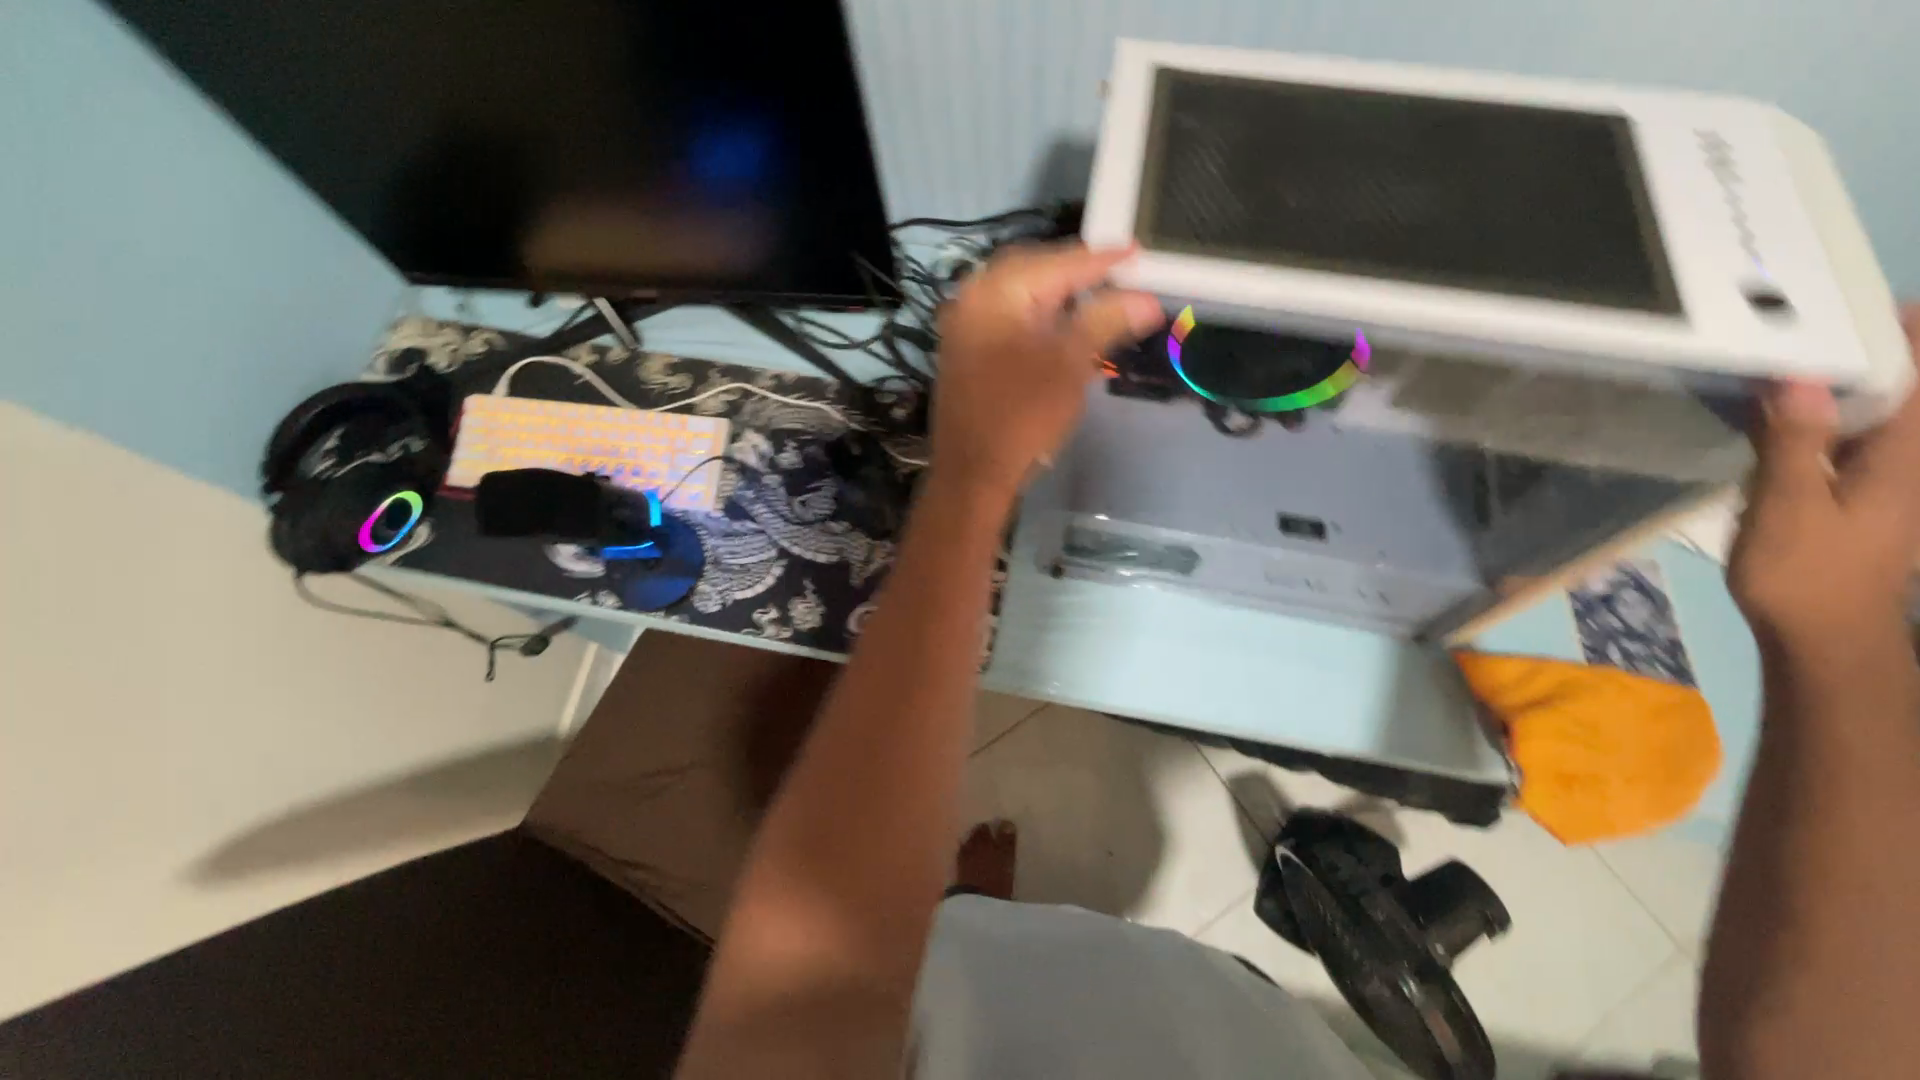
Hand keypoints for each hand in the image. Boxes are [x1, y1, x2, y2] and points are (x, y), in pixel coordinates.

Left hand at [929, 243, 1164, 498]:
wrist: (973, 472)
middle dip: (1077, 270)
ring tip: (1097, 294)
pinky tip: (1061, 322)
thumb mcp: (1070, 364)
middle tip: (1118, 272)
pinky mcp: (964, 349)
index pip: (1059, 263)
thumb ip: (1107, 321)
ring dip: (1056, 291)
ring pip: (1019, 292)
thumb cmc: (1022, 416)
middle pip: (1034, 269)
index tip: (1138, 252)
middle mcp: (973, 297)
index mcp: (997, 292)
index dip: (1103, 260)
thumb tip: (1146, 299)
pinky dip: (1036, 312)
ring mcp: (964, 323)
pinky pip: (1006, 315)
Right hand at [1728, 308, 1919, 655]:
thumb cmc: (1810, 574)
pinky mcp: (1865, 500)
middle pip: (1907, 392)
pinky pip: (1859, 441)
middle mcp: (1908, 462)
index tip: (1873, 304)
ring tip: (1794, 365)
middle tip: (1814, 328)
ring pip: (1882, 416)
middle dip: (1874, 355)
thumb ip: (1794, 442)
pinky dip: (1832, 419)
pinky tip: (1791, 419)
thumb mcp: (1790, 507)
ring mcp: (1890, 483)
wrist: (1828, 640)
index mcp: (1905, 457)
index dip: (1909, 337)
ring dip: (1847, 387)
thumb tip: (1799, 377)